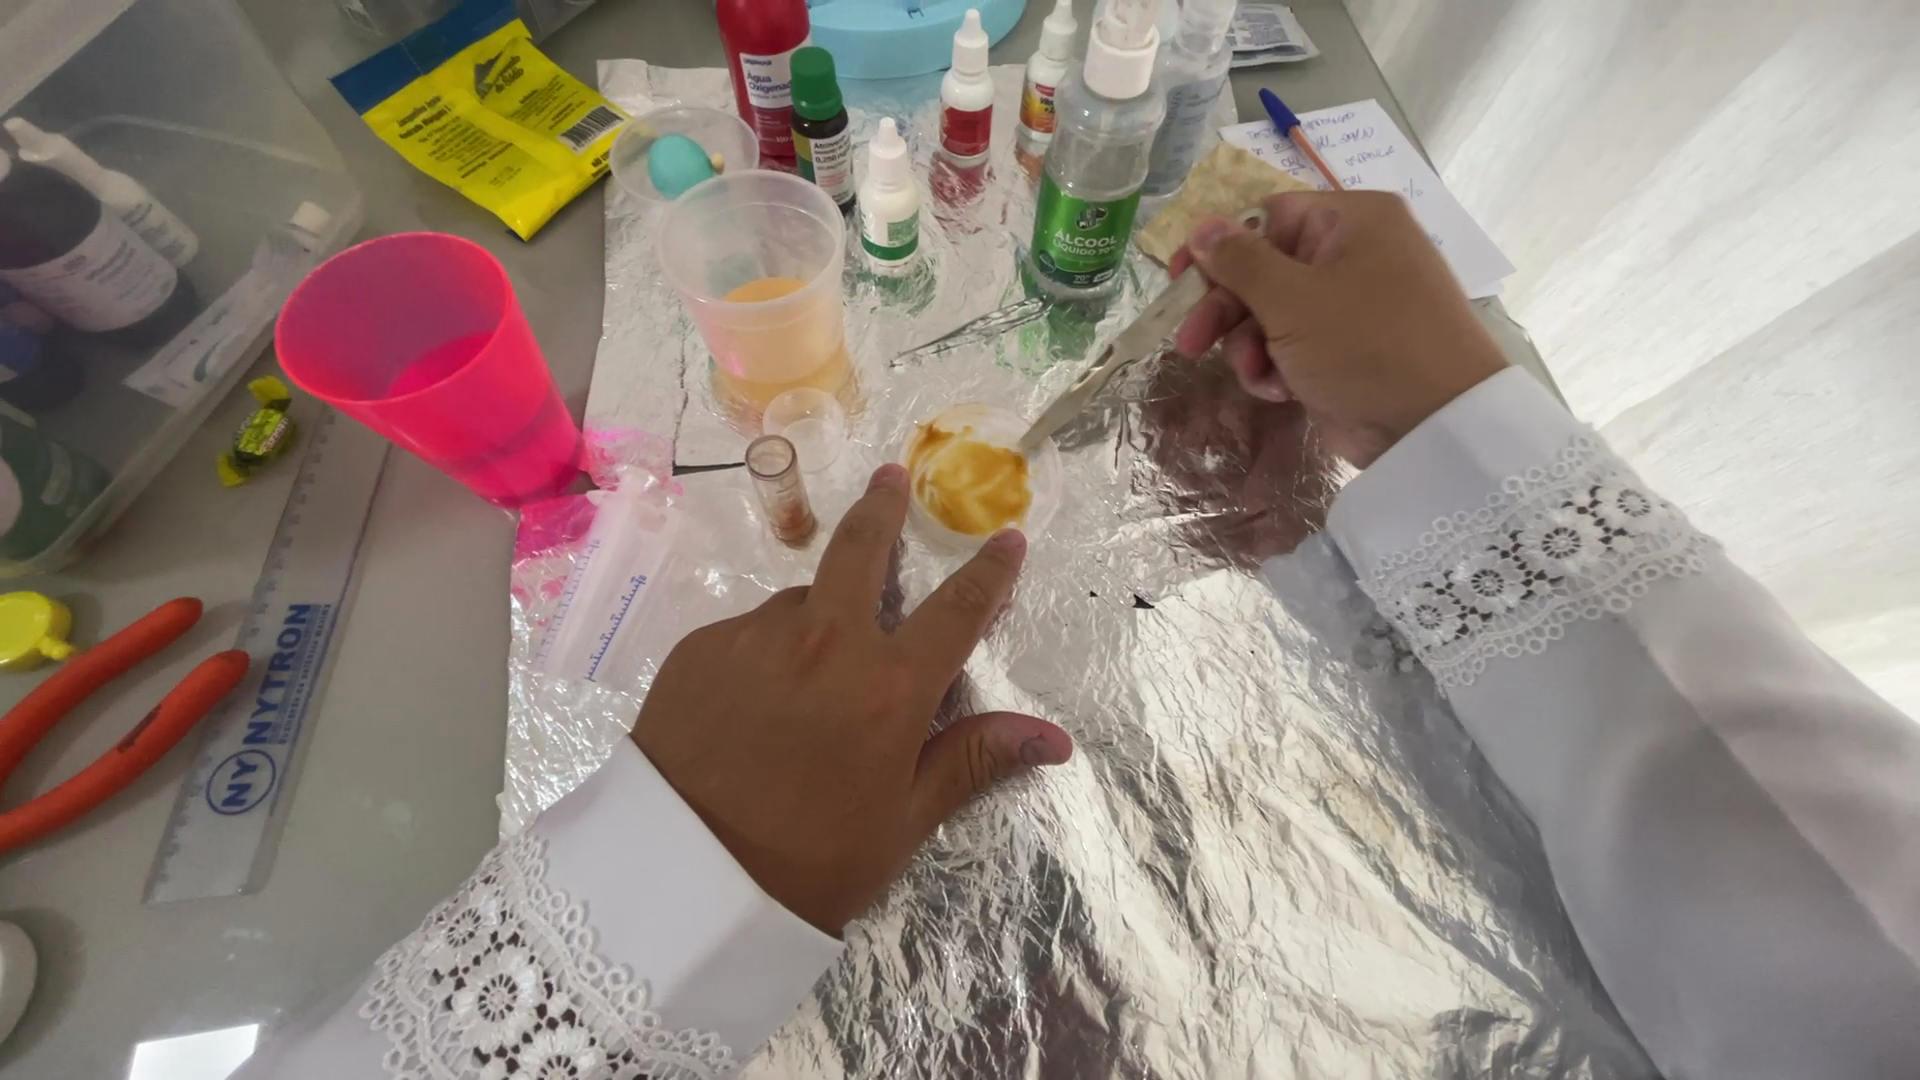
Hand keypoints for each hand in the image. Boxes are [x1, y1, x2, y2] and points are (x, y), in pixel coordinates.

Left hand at [632, 464, 1073, 934]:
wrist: (681, 886)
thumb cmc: (810, 861)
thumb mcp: (904, 820)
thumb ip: (976, 759)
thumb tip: (1057, 739)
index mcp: (889, 686)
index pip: (957, 610)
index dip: (990, 572)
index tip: (1007, 537)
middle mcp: (828, 641)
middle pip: (863, 549)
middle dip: (883, 505)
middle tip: (889, 476)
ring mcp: (759, 635)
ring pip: (803, 599)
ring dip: (819, 614)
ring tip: (808, 670)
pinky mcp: (704, 645)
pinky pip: (752, 630)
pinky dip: (768, 648)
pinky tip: (753, 697)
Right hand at [1171, 191, 1508, 466]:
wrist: (1430, 423)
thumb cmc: (1363, 344)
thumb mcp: (1292, 299)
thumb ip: (1240, 261)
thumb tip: (1202, 226)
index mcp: (1349, 221)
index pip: (1265, 217)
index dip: (1217, 247)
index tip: (1177, 278)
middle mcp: (1349, 254)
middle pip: (1261, 270)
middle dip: (1225, 312)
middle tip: (1190, 345)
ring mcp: (1347, 304)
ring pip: (1268, 314)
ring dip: (1249, 347)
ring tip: (1257, 375)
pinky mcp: (1341, 348)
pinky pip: (1288, 345)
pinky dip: (1275, 367)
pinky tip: (1281, 390)